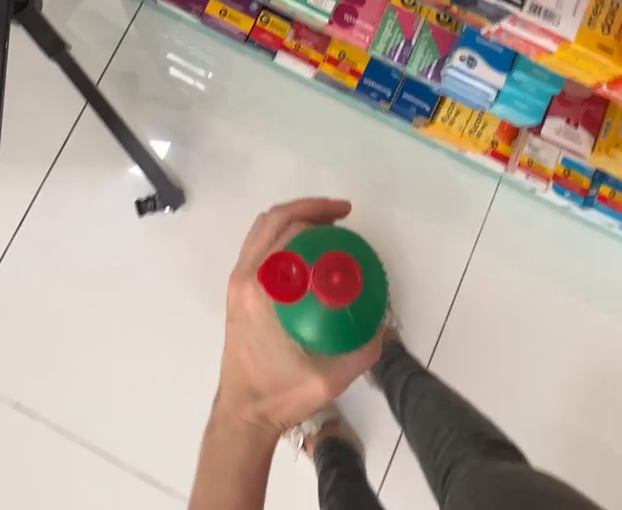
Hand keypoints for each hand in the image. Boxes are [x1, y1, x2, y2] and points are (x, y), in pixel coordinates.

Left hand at [213, 198, 383, 434]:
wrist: (242, 414)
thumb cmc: (280, 393)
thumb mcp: (329, 376)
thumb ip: (363, 350)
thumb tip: (383, 322)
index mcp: (260, 287)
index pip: (289, 232)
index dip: (318, 215)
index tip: (347, 219)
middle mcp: (244, 275)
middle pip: (272, 220)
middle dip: (308, 208)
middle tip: (341, 214)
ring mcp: (237, 281)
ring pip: (262, 230)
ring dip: (293, 219)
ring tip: (328, 225)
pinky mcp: (237, 290)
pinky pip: (259, 247)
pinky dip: (283, 237)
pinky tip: (310, 251)